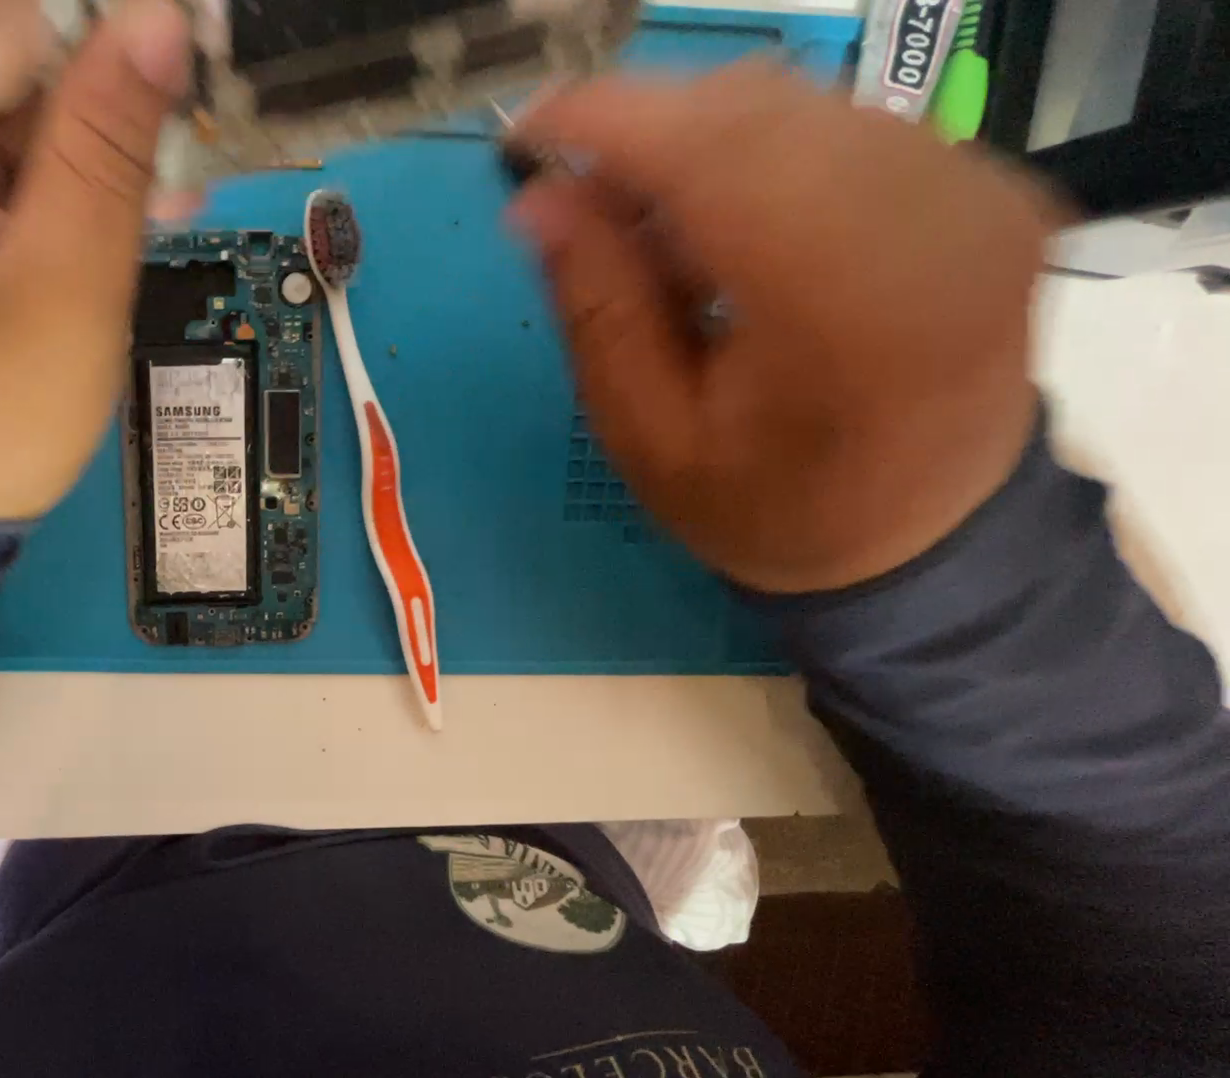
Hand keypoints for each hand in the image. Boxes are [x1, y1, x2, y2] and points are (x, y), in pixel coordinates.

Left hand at [0, 0, 189, 519]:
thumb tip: (161, 16)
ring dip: (83, 117)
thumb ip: (107, 140)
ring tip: (152, 188)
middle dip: (78, 55)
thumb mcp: (60, 286)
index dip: (55, 1)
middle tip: (159, 127)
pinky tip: (117, 207)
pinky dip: (60, 156)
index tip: (145, 29)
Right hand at [510, 65, 1061, 593]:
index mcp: (843, 305)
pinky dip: (757, 153)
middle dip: (644, 128)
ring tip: (647, 227)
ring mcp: (977, 192)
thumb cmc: (767, 508)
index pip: (717, 155)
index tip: (524, 129)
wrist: (924, 539)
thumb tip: (537, 201)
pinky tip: (721, 226)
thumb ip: (599, 311)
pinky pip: (843, 126)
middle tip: (575, 193)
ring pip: (799, 105)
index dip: (609, 121)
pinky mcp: (986, 185)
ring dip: (696, 141)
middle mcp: (934, 220)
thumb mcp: (648, 438)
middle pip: (757, 110)